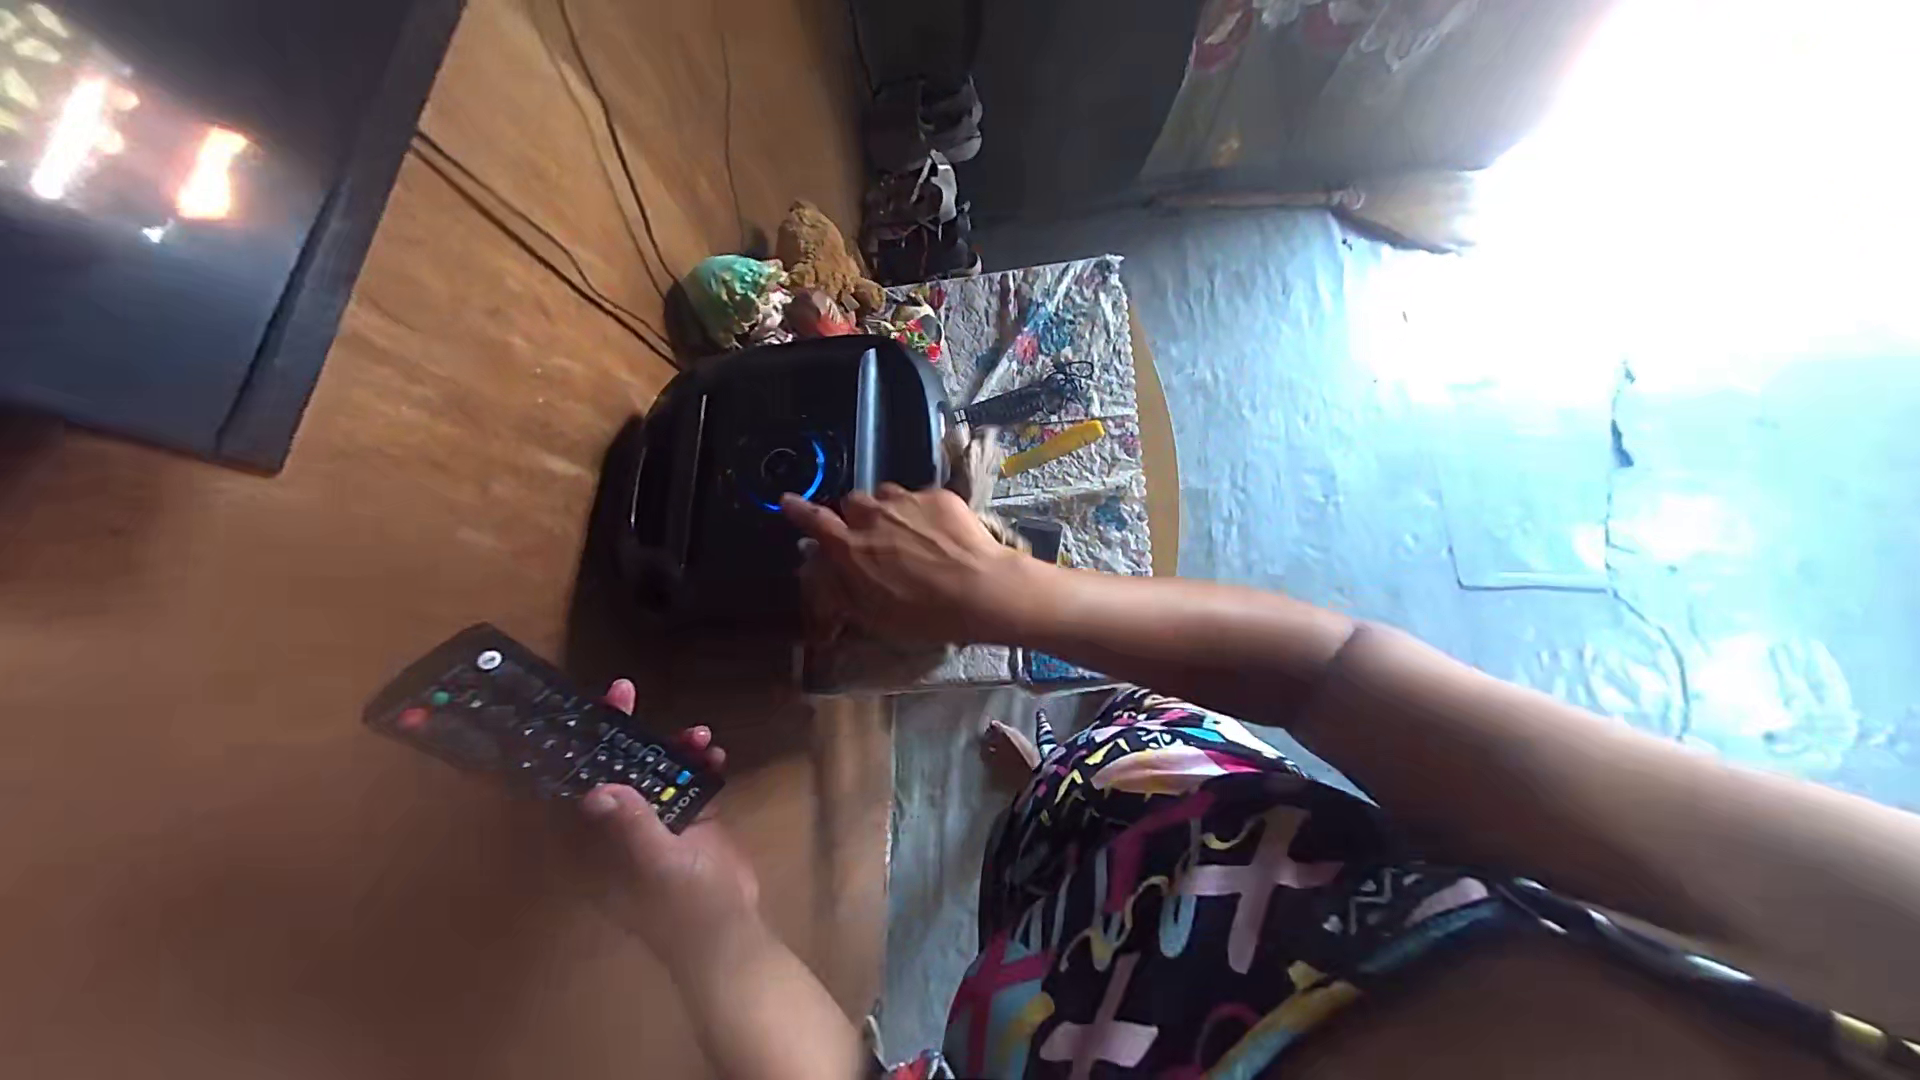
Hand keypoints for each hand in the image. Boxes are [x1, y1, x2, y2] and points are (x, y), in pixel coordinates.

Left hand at [580, 679, 758, 971]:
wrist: (731, 928)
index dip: (567, 749)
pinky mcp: (688, 817)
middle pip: (609, 768)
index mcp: (591, 845)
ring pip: (652, 768)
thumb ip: (633, 828)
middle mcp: (616, 827)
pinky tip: (716, 754)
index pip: (568, 788)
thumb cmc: (684, 907)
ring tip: (699, 733)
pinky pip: (688, 778)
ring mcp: (654, 820)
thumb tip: (598, 789)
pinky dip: (700, 762)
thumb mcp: (658, 867)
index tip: (575, 713)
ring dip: (671, 746)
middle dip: (619, 731)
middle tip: (626, 689)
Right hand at [780, 483, 1037, 643]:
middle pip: (852, 502)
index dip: (799, 510)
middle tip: (875, 537)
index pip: (814, 521)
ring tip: (910, 533)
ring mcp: (907, 501)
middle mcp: (873, 516)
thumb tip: (822, 571)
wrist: (981, 590)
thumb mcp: (873, 616)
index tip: (789, 501)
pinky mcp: (938, 495)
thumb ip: (842, 589)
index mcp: (851, 547)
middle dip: (857, 516)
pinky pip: (920, 496)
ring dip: (889, 510)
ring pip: (886, 495)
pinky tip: (941, 533)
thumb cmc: (924, 615)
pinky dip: (923, 511)